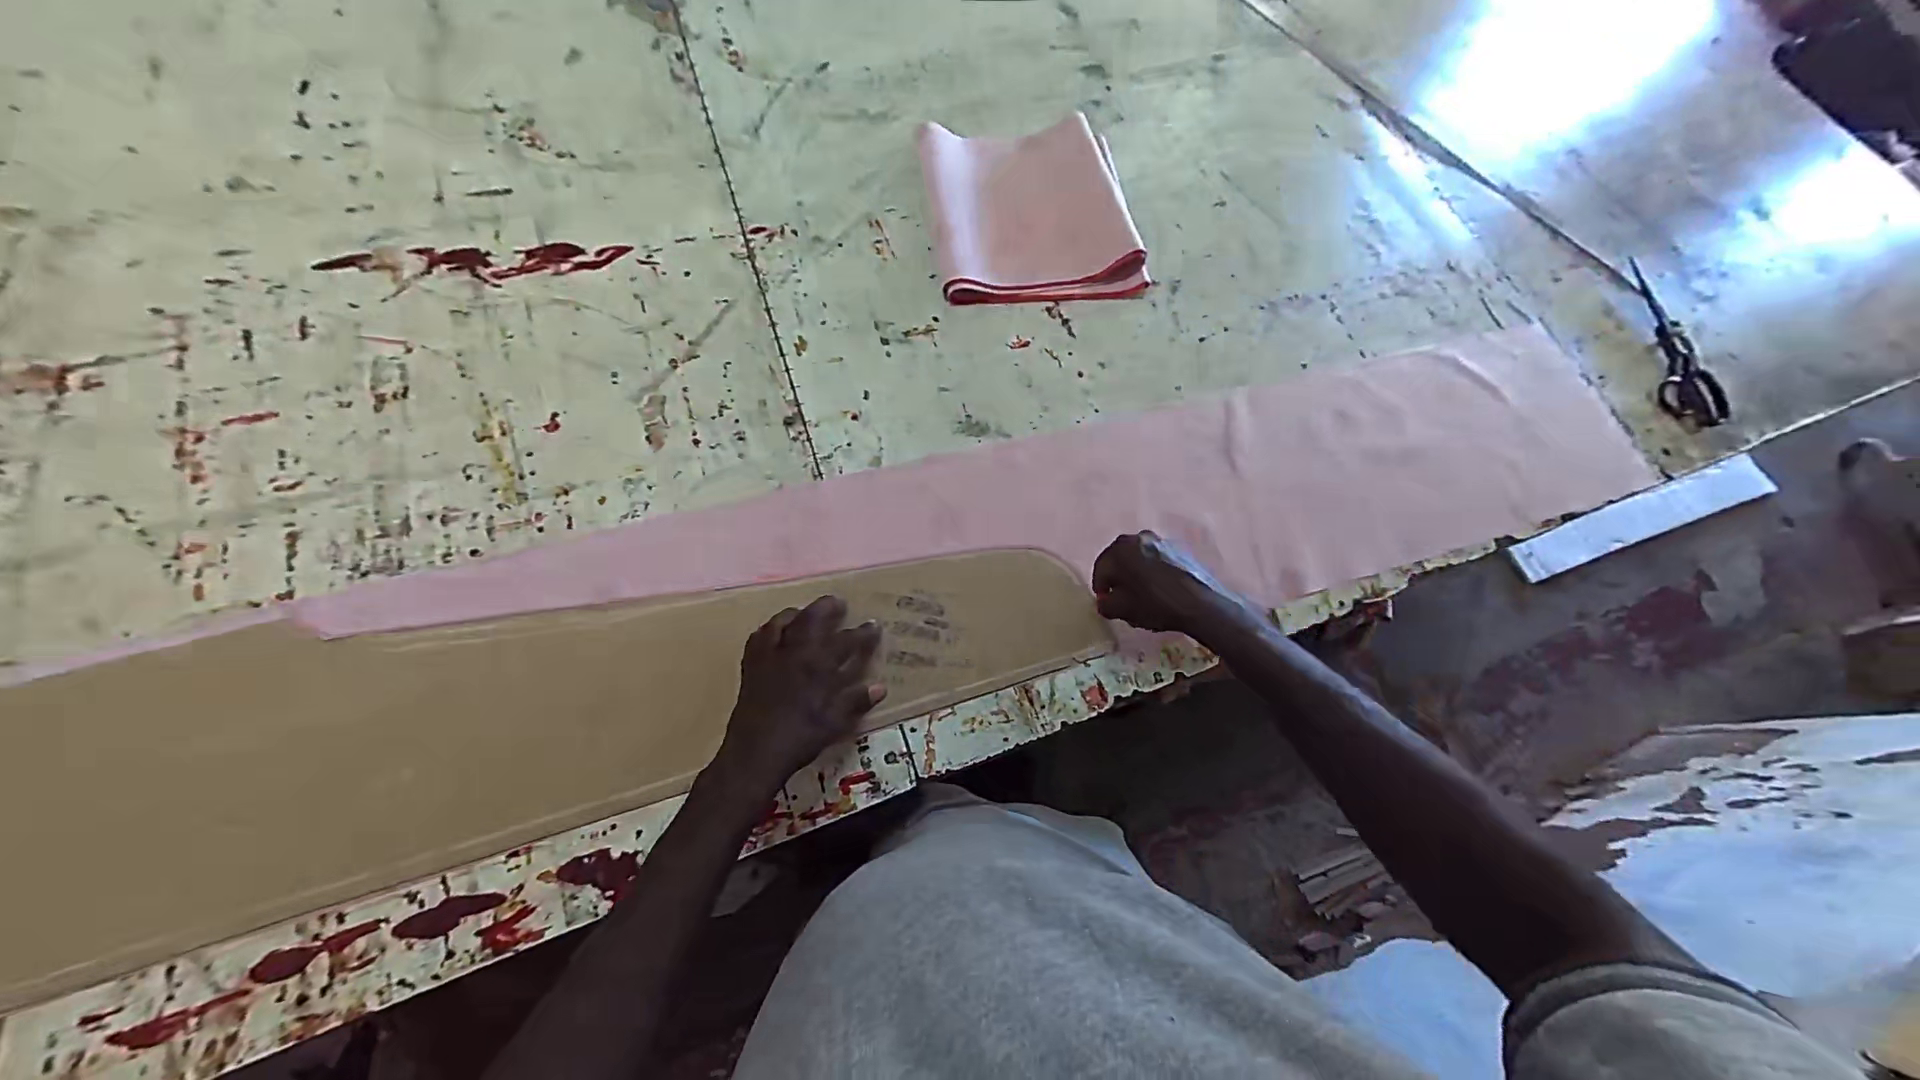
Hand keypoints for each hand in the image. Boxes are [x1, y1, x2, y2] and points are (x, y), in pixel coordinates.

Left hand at [711, 596, 886, 792]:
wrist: (755, 752)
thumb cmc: (800, 738)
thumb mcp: (835, 723)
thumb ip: (857, 702)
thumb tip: (880, 687)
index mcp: (818, 666)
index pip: (846, 641)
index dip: (863, 633)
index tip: (874, 626)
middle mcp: (794, 653)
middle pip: (811, 619)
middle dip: (827, 607)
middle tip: (839, 602)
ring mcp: (769, 657)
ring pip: (783, 622)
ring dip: (798, 613)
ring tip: (805, 612)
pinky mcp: (751, 666)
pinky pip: (759, 636)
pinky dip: (770, 629)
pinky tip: (775, 633)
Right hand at [1091, 531, 1247, 632]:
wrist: (1199, 604)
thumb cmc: (1154, 604)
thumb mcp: (1121, 610)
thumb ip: (1105, 604)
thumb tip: (1104, 601)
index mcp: (1119, 549)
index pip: (1100, 568)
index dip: (1100, 588)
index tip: (1105, 602)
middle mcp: (1137, 538)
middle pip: (1120, 560)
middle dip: (1118, 578)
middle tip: (1120, 598)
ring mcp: (1160, 541)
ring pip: (1139, 559)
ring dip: (1136, 574)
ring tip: (1141, 596)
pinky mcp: (1179, 549)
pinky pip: (1156, 561)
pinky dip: (1153, 573)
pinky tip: (1158, 591)